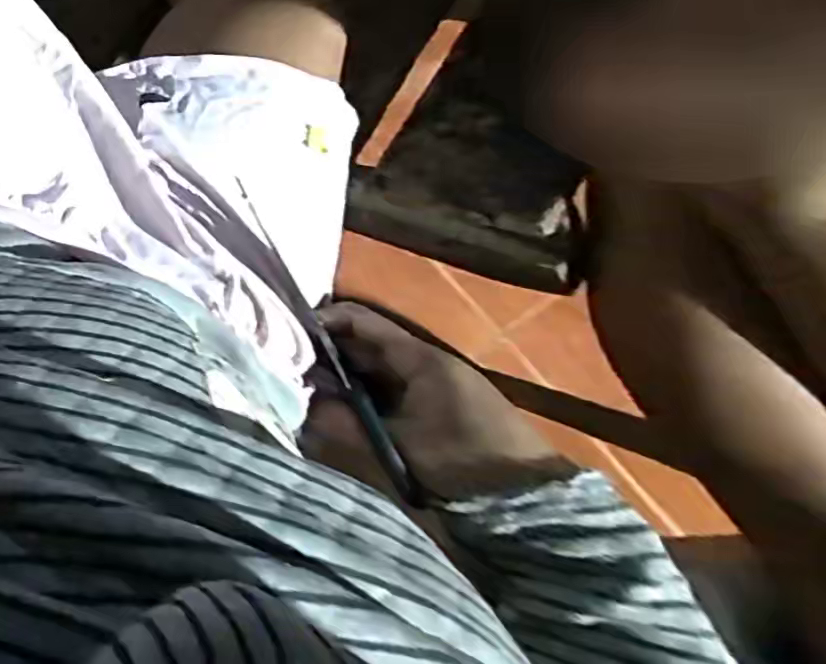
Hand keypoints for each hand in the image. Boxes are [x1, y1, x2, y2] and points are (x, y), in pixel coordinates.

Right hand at [306, 301, 575, 500]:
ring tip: (311, 388)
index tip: (289, 337)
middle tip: (293, 367)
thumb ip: (343, 423)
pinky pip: (387, 382)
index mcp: (418, 356)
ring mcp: (434, 380)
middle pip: (362, 340)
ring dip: (342, 372)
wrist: (535, 506)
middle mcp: (424, 359)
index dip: (321, 322)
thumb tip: (299, 404)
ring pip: (372, 362)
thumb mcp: (397, 445)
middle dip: (325, 351)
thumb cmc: (465, 462)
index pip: (358, 319)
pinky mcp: (438, 403)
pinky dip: (361, 388)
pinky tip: (343, 405)